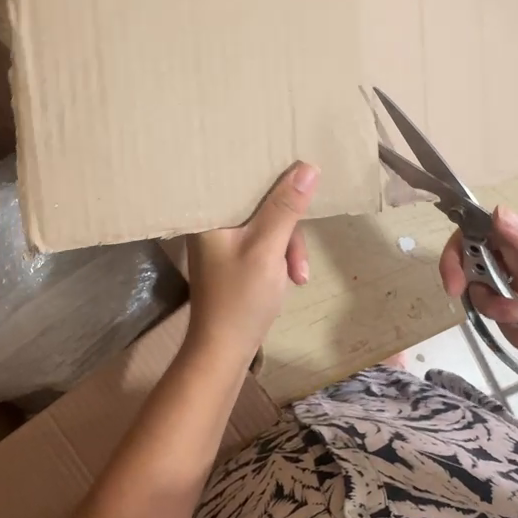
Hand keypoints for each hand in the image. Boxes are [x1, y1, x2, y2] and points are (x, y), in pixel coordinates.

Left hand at [186, 162, 319, 359]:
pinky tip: (291, 278)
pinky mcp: (234, 258)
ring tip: (298, 276)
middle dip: (289, 228)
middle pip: (261, 203)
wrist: (223, 351)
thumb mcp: (268, 250)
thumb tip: (307, 167)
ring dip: (289, 248)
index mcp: (210, 214)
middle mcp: (212, 222)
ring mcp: (223, 242)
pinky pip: (264, 242)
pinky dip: (280, 258)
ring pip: (268, 225)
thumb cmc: (240, 299)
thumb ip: (286, 208)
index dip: (272, 173)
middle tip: (299, 259)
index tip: (301, 175)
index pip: (240, 176)